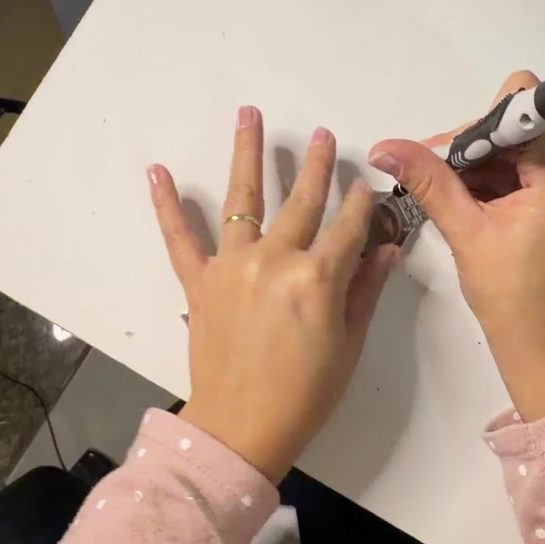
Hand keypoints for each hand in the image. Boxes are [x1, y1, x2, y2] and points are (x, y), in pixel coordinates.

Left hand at [149, 107, 398, 481]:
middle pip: (301, 202)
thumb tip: (385, 250)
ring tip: (249, 114)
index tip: (367, 186)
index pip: (349, 228)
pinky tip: (158, 171)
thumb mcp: (348, 346)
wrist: (243, 429)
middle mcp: (275, 260)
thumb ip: (364, 292)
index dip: (362, 206)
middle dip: (315, 166)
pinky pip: (179, 239)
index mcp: (319, 278)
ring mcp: (232, 267)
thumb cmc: (306, 395)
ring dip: (246, 154)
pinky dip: (167, 205)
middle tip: (321, 135)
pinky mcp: (199, 283)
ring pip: (242, 200)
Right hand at [369, 71, 544, 419]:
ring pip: (526, 149)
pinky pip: (537, 171)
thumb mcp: (466, 234)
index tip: (449, 160)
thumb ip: (429, 182)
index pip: (520, 105)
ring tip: (461, 207)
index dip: (477, 126)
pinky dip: (505, 183)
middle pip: (522, 126)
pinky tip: (481, 211)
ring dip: (487, 169)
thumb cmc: (510, 300)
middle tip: (441, 186)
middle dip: (476, 151)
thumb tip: (385, 146)